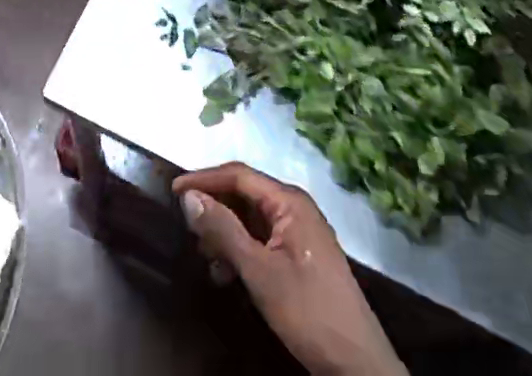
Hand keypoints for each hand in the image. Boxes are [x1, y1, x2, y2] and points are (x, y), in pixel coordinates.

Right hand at [174, 163, 404, 375]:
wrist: (357, 363)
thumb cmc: (308, 310)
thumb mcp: (259, 270)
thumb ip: (224, 230)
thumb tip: (189, 197)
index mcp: (290, 202)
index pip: (239, 175)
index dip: (204, 179)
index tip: (173, 190)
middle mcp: (295, 208)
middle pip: (245, 194)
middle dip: (214, 208)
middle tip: (187, 228)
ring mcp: (299, 233)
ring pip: (251, 219)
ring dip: (225, 233)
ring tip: (206, 256)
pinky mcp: (300, 256)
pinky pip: (261, 239)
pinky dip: (240, 249)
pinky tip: (226, 272)